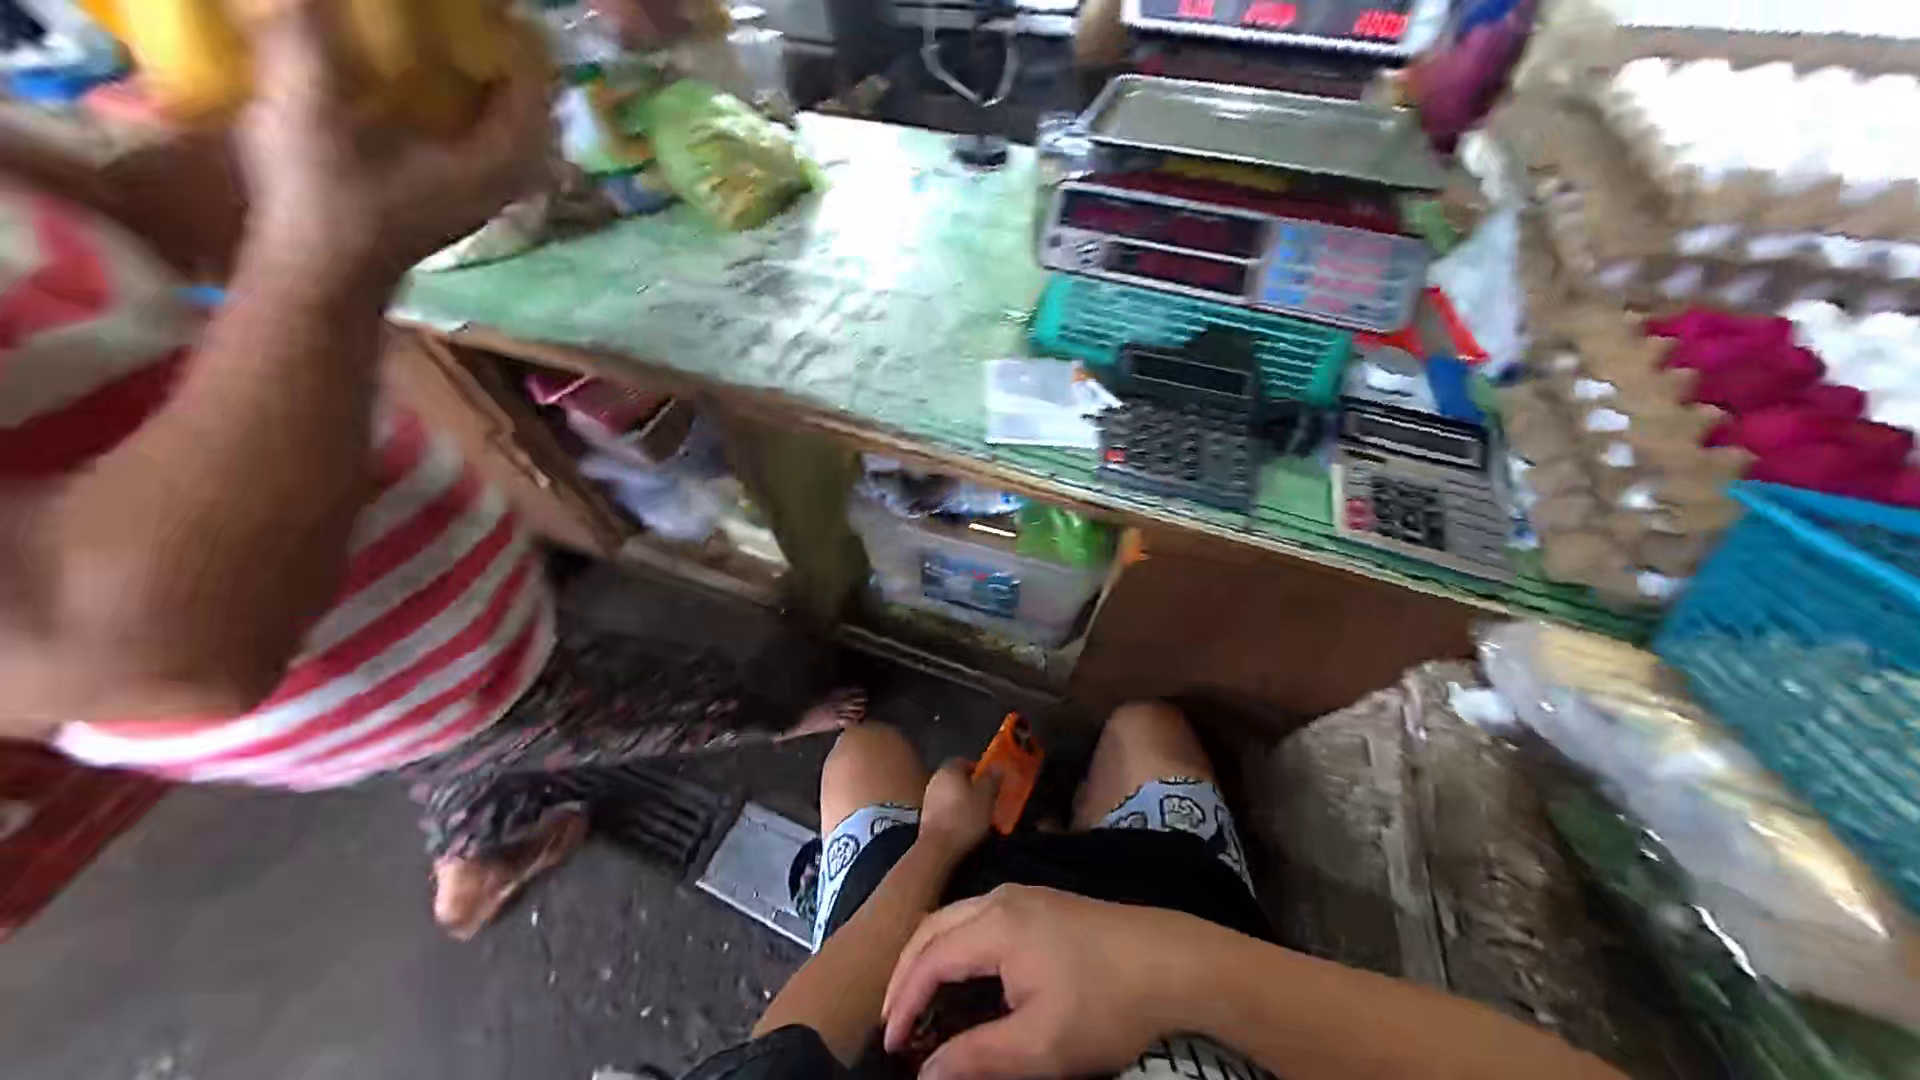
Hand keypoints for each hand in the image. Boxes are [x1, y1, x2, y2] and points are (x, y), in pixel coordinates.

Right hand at [235, 1, 552, 290]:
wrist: (329, 273)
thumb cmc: (326, 202)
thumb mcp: (311, 115)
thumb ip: (311, 45)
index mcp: (493, 165)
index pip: (533, 97)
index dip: (523, 47)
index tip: (506, 10)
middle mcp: (509, 184)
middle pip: (540, 116)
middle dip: (525, 67)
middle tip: (501, 24)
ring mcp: (494, 195)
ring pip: (527, 136)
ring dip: (514, 92)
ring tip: (489, 46)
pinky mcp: (473, 199)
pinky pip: (505, 148)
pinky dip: (497, 114)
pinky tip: (467, 90)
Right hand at [882, 886, 1229, 1078]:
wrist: (1168, 960)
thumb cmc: (1104, 1004)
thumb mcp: (1042, 1045)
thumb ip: (979, 1057)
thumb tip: (926, 1073)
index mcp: (996, 926)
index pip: (930, 958)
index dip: (904, 1000)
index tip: (890, 1043)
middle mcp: (999, 899)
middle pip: (933, 926)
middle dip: (906, 972)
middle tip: (895, 1020)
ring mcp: (1020, 895)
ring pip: (954, 917)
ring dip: (930, 955)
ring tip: (919, 1000)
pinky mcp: (1037, 902)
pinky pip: (976, 916)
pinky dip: (954, 945)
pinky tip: (961, 974)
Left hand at [915, 760, 1000, 860]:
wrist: (937, 848)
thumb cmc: (965, 818)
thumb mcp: (986, 797)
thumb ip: (991, 779)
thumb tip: (997, 765)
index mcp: (950, 769)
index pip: (965, 761)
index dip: (979, 769)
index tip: (990, 781)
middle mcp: (936, 778)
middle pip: (957, 777)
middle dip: (971, 785)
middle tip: (986, 797)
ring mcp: (928, 797)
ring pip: (950, 793)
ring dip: (962, 800)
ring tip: (977, 813)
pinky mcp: (925, 815)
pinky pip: (944, 807)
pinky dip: (954, 812)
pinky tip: (963, 824)